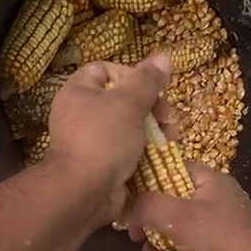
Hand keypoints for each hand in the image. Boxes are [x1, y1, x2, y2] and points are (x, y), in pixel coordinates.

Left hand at [43, 55, 174, 220]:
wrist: (84, 193)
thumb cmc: (103, 139)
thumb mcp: (129, 103)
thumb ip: (148, 80)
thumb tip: (164, 57)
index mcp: (78, 92)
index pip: (104, 70)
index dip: (131, 74)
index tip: (151, 87)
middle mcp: (80, 116)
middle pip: (122, 101)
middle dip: (151, 107)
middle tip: (167, 118)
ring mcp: (90, 143)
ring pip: (128, 129)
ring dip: (154, 131)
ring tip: (172, 138)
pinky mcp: (101, 166)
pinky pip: (126, 153)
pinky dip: (145, 153)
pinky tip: (164, 156)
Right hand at [120, 163, 250, 250]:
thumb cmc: (220, 240)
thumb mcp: (180, 217)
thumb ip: (147, 206)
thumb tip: (123, 205)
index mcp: (209, 184)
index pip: (173, 168)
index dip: (148, 179)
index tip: (126, 193)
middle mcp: (210, 205)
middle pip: (167, 207)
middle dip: (148, 225)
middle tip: (135, 235)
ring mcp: (210, 234)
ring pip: (170, 237)